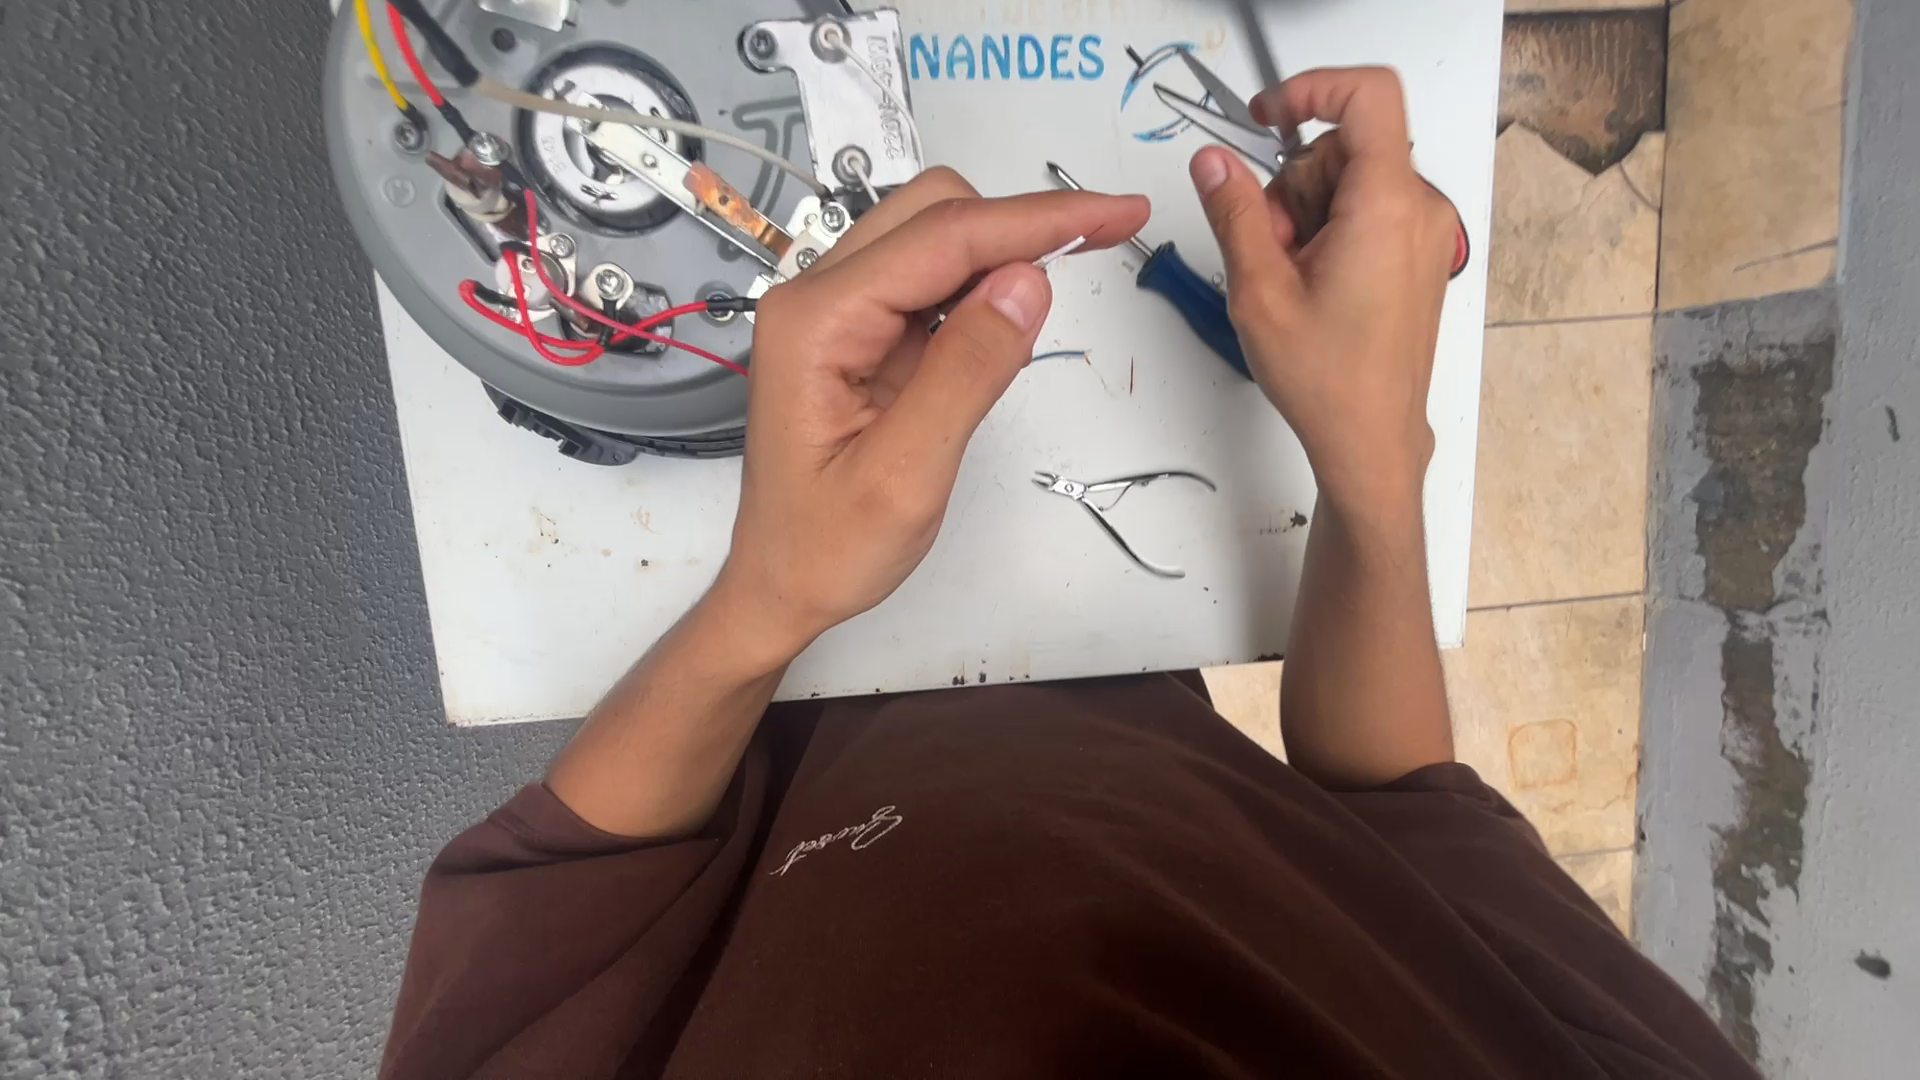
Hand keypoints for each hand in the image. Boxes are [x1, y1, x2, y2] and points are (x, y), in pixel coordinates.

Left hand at [710, 168, 1150, 660]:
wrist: (782, 584)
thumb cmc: (828, 547)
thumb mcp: (905, 474)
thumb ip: (967, 372)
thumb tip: (1029, 280)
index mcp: (816, 322)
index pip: (943, 238)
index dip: (1039, 221)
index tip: (1120, 213)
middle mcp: (817, 300)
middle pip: (932, 215)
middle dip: (1018, 227)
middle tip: (1094, 254)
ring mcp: (835, 318)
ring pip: (932, 245)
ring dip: (998, 260)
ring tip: (1036, 317)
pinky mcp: (857, 342)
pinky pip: (927, 292)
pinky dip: (975, 299)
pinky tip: (998, 339)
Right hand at [1189, 67, 1458, 524]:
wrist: (1369, 436)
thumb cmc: (1326, 378)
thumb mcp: (1259, 292)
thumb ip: (1233, 214)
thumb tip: (1213, 162)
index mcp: (1387, 205)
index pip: (1366, 95)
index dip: (1309, 89)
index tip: (1264, 116)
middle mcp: (1420, 208)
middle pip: (1344, 149)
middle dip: (1292, 189)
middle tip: (1270, 255)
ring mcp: (1424, 233)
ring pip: (1351, 184)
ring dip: (1307, 218)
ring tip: (1292, 283)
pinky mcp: (1417, 255)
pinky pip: (1366, 214)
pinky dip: (1329, 235)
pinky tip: (1313, 286)